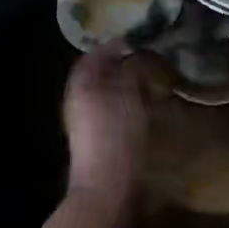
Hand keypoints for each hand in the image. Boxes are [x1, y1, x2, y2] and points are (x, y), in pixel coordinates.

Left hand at [61, 43, 147, 206]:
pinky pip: (110, 109)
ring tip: (150, 79)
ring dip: (124, 82)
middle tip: (147, 58)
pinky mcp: (96, 139)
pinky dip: (126, 101)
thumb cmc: (116, 136)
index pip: (93, 54)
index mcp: (81, 84)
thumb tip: (133, 53)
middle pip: (97, 73)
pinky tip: (144, 105)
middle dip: (119, 63)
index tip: (138, 39)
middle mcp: (78, 100)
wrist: (106, 188)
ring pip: (104, 91)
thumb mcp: (127, 95)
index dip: (114, 45)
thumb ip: (128, 70)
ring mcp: (85, 122)